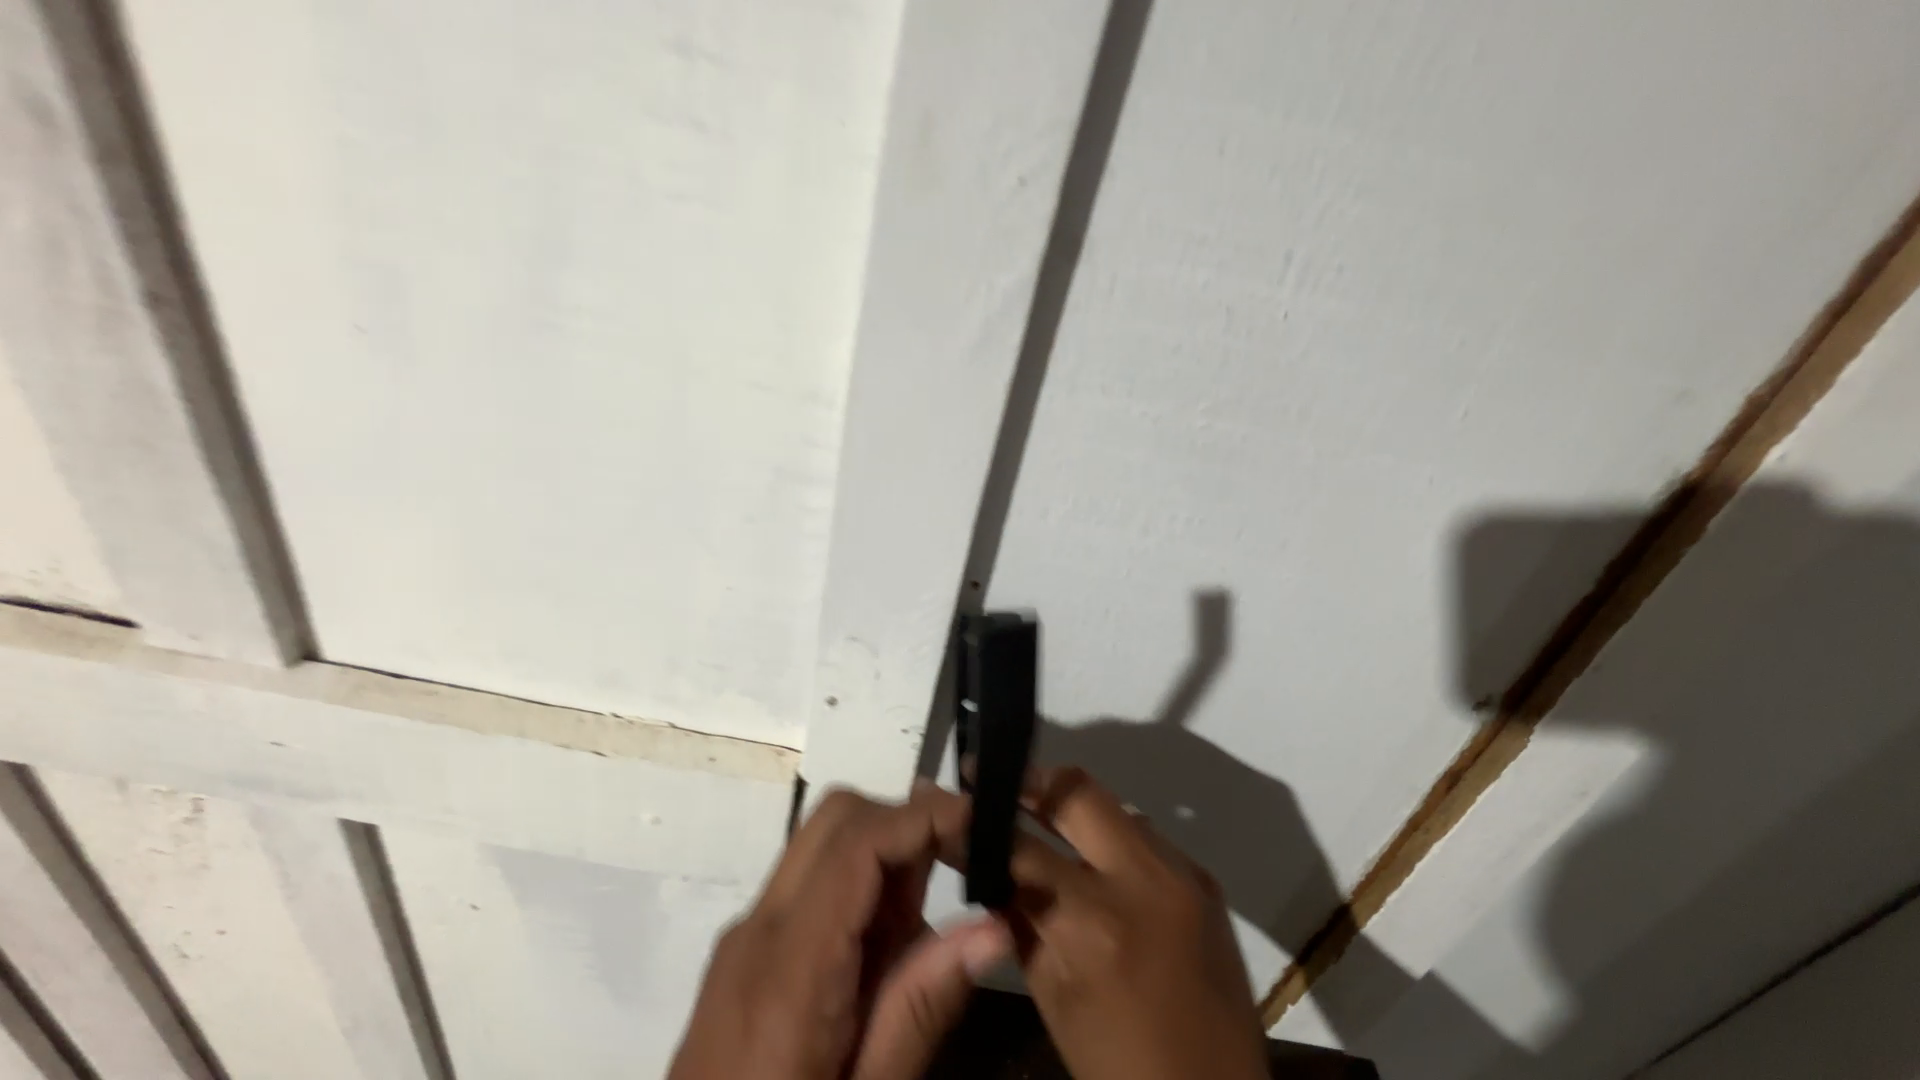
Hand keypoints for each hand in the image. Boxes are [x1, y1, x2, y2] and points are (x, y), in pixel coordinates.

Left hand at [669, 783, 1010, 1079]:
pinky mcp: (745, 953)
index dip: (924, 816)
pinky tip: (883, 961)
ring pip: (824, 844)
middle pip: (837, 819)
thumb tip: (995, 927)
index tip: (984, 821)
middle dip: (907, 822)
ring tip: (920, 941)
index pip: (857, 843)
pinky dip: (861, 890)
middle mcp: (759, 928)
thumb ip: (921, 1010)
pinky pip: (812, 886)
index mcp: (789, 966)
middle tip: (962, 872)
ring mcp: (746, 936)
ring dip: (886, 858)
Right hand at [1006, 767, 1268, 1079]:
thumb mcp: (1051, 994)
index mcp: (1093, 921)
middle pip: (1077, 793)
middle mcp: (1142, 880)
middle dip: (1030, 781)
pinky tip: (1090, 857)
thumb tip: (989, 869)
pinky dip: (1112, 839)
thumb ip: (1018, 920)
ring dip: (1074, 808)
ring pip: (1117, 808)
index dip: (979, 828)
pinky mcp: (1206, 881)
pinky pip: (1148, 839)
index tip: (954, 811)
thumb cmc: (1116, 1060)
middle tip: (993, 779)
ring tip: (1036, 814)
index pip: (1020, 849)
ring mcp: (1183, 875)